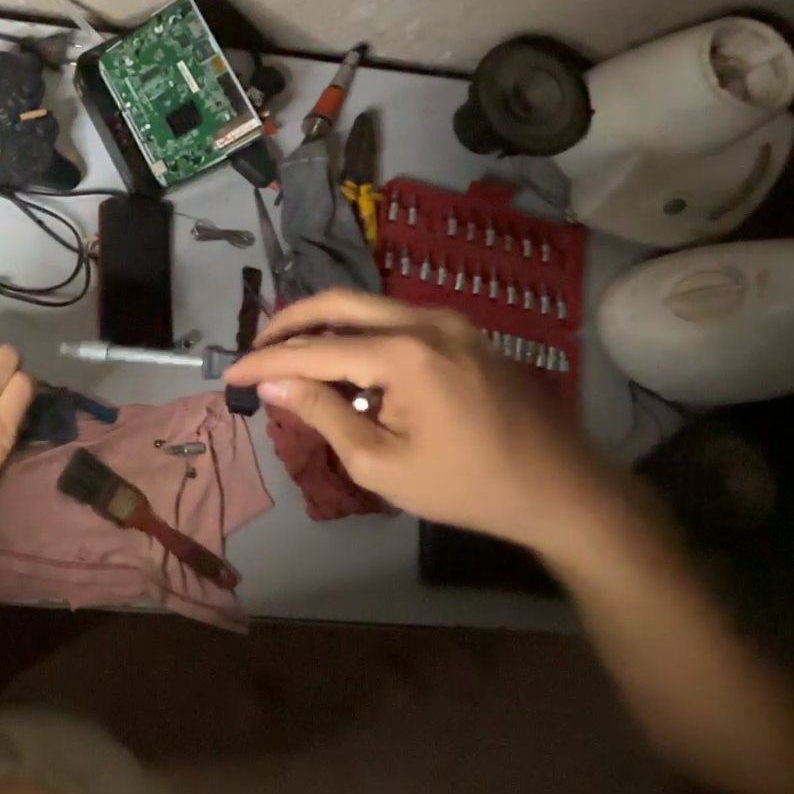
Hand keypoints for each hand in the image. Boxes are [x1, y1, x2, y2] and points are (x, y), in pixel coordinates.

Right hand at [225, 289, 618, 547]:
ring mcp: (450, 323)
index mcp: (404, 355)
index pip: (312, 350)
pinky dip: (355, 334)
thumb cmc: (465, 485)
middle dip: (288, 324)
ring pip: (366, 307)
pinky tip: (342, 364)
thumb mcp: (379, 462)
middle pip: (337, 303)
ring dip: (321, 327)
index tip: (228, 376)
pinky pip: (393, 320)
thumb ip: (323, 414)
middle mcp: (425, 322)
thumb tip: (274, 384)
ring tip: (289, 359)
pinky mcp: (464, 334)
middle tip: (255, 351)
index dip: (264, 364)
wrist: (564, 490)